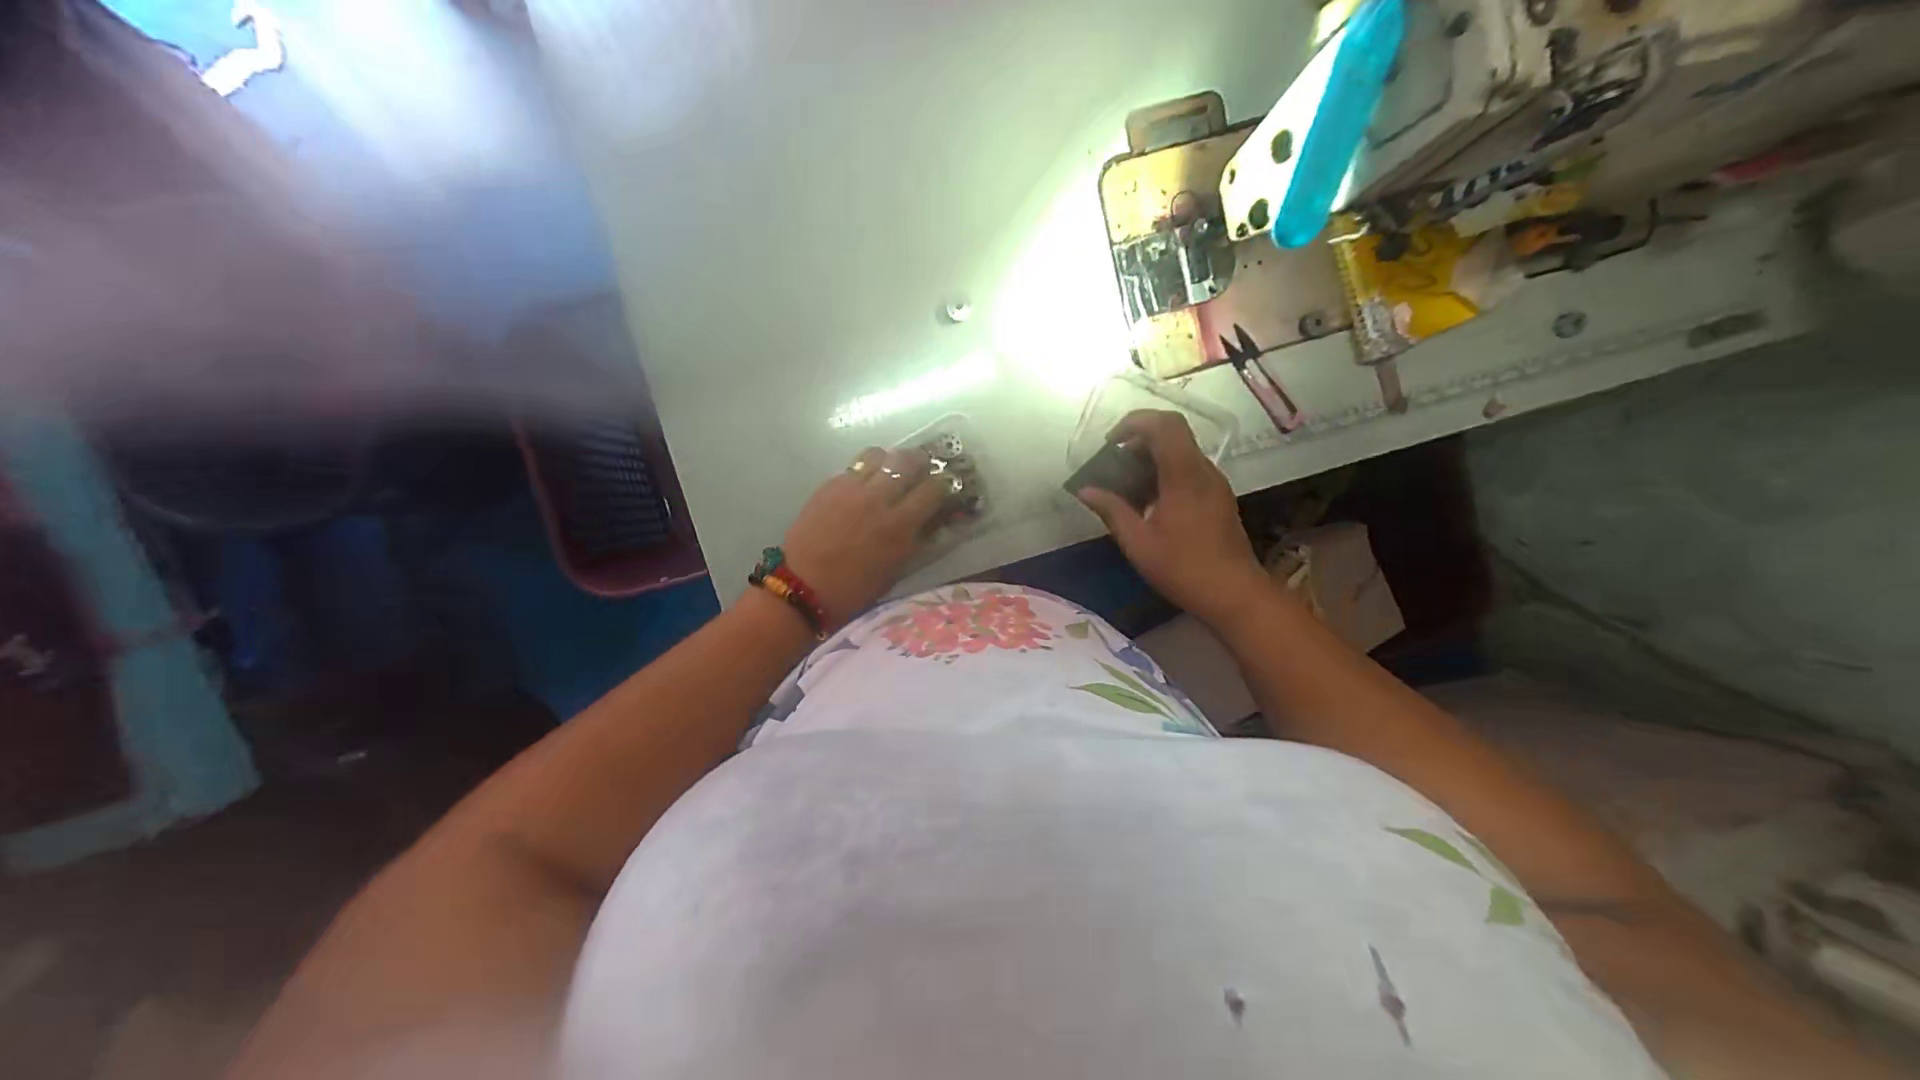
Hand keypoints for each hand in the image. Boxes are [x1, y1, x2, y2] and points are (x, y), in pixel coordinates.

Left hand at [779, 446, 953, 623]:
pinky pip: (855, 466)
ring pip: (881, 454)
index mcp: (900, 525)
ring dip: (891, 461)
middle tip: (921, 471)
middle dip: (921, 463)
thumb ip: (914, 540)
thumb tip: (928, 521)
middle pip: (909, 460)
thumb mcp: (895, 569)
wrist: (803, 587)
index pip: (934, 488)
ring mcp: (852, 488)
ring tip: (890, 472)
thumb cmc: (854, 589)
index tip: (944, 488)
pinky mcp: (830, 485)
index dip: (944, 485)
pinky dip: (865, 471)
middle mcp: (879, 499)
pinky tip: (862, 486)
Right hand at [1075, 410, 1270, 626]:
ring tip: (1126, 485)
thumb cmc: (1183, 568)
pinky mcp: (1219, 498)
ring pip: (1182, 452)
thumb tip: (1085, 490)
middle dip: (1139, 440)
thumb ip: (1111, 510)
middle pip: (1173, 434)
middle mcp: (1203, 471)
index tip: (1111, 443)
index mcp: (1184, 475)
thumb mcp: (1138, 542)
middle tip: (1114, 464)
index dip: (1135, 422)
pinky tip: (1149, 503)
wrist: (1234, 593)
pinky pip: (1189, 471)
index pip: (1164, 425)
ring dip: (1152, 459)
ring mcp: (1215, 484)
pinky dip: (1165, 473)